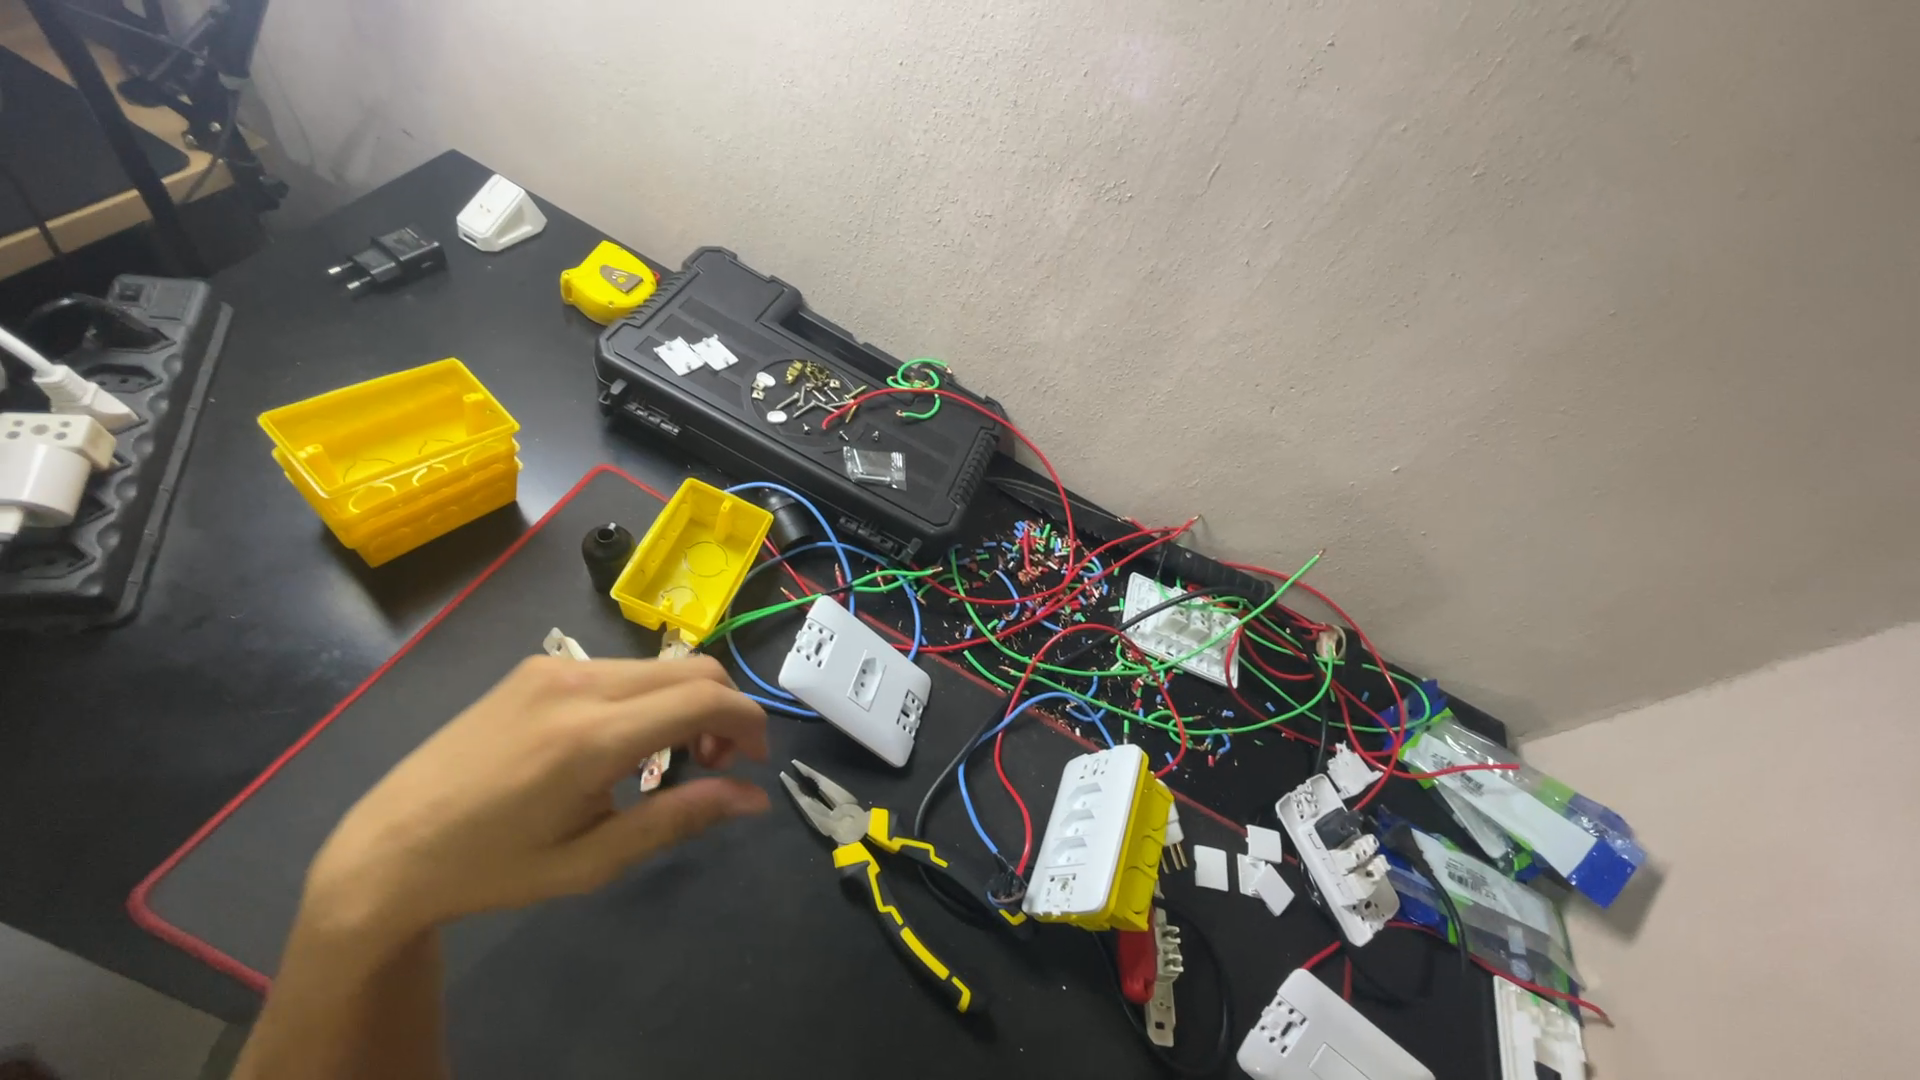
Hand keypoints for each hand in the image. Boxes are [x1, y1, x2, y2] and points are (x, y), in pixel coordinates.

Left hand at [302, 654, 769, 948]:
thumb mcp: (593, 861)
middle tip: (714, 764)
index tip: (753, 765)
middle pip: (695, 669)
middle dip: (726, 711)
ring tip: (669, 758)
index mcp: (591, 738)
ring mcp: (555, 666)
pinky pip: (623, 668)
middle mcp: (578, 684)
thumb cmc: (493, 868)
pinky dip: (652, 695)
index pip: (706, 699)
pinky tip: (624, 740)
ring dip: (689, 702)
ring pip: (662, 665)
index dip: (749, 724)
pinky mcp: (538, 664)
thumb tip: (755, 798)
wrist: (388, 847)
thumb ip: (680, 818)